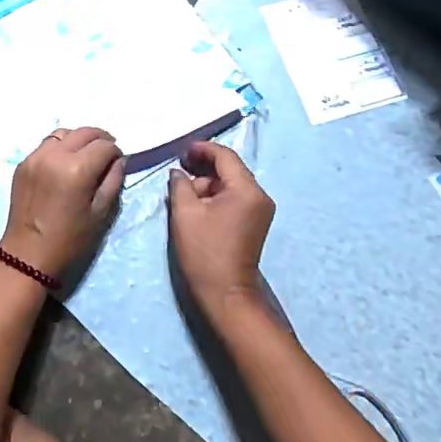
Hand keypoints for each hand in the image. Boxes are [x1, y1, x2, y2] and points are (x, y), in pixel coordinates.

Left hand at [1, 127, 125, 275]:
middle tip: (107, 155)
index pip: (105, 145)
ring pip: (63, 133)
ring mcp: (35, 157)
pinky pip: (46, 145)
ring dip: (79, 140)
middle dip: (100, 140)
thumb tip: (118, 160)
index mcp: (77, 169)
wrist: (27, 256)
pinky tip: (64, 165)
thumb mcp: (101, 213)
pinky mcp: (22, 164)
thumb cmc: (70, 240)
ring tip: (85, 156)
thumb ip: (113, 180)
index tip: (118, 164)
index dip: (116, 152)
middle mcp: (54, 155)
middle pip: (84, 132)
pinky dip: (60, 148)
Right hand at [168, 141, 274, 313]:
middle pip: (231, 169)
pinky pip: (237, 198)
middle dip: (205, 168)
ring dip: (210, 184)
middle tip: (180, 170)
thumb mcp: (185, 214)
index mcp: (247, 189)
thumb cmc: (204, 251)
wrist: (226, 292)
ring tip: (185, 194)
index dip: (203, 149)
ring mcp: (261, 209)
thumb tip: (178, 172)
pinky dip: (219, 196)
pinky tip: (199, 205)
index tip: (183, 152)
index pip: (225, 157)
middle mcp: (260, 195)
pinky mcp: (257, 221)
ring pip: (233, 184)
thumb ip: (181, 185)